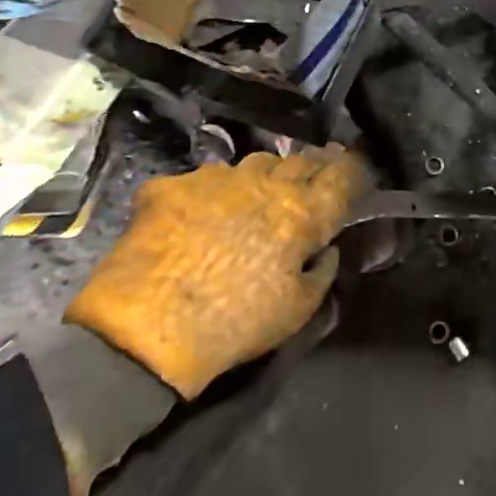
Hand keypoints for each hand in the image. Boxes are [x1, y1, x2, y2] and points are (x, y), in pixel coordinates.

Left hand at [65, 145, 365, 397]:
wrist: (141, 336)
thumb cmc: (236, 325)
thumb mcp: (301, 308)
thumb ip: (323, 270)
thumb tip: (326, 249)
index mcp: (305, 212)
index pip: (342, 173)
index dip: (353, 168)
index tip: (354, 171)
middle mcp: (267, 185)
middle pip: (300, 159)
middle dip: (311, 167)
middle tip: (309, 183)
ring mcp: (217, 181)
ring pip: (254, 161)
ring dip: (265, 174)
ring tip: (258, 193)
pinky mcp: (170, 189)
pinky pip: (203, 177)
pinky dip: (210, 190)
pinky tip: (201, 211)